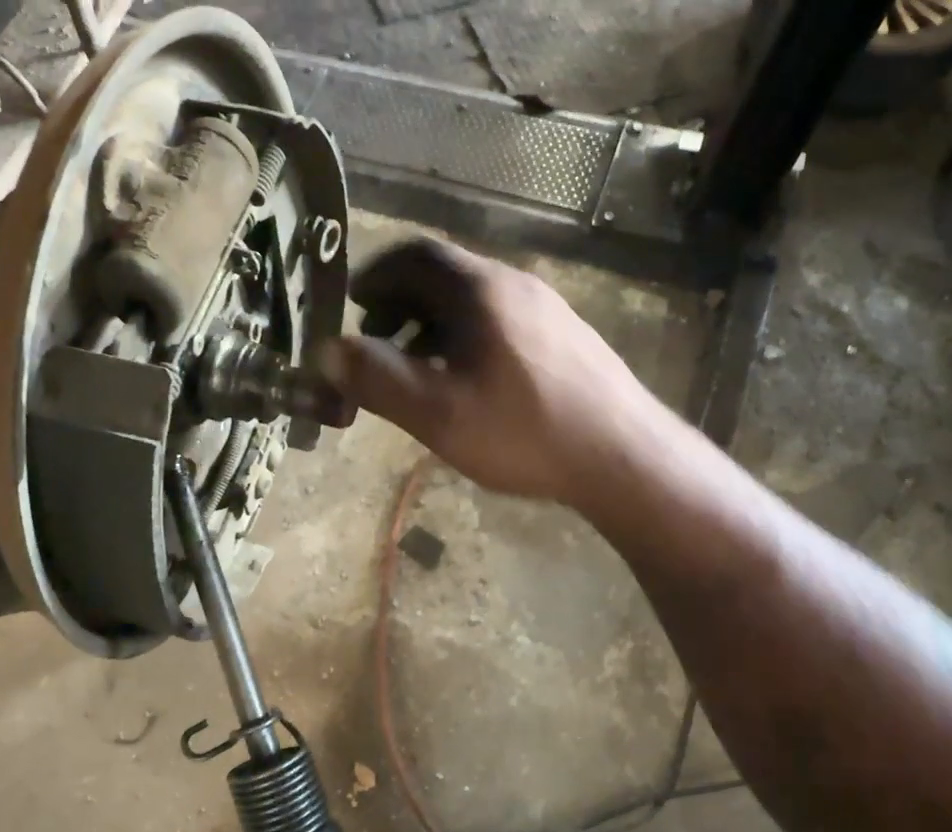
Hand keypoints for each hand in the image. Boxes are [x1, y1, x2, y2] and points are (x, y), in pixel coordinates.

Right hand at [316, 236, 655, 505]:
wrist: (623, 456)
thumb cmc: (523, 432)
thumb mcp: (436, 413)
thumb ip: (376, 379)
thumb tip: (328, 351)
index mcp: (480, 290)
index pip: (415, 255)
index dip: (376, 274)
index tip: (352, 304)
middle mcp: (515, 285)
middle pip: (445, 275)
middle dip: (401, 302)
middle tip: (376, 340)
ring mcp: (547, 309)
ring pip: (475, 301)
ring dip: (433, 323)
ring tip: (417, 367)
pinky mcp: (567, 338)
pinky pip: (501, 321)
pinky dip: (467, 337)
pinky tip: (468, 382)